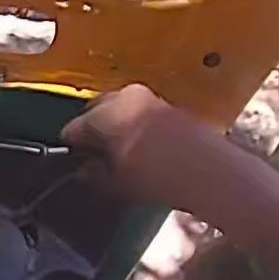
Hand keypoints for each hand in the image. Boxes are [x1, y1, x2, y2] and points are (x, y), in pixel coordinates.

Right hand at [61, 83, 263, 211]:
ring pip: (118, 111)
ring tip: (118, 157)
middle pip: (95, 112)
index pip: (72, 129)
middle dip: (92, 133)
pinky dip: (133, 128)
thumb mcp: (114, 183)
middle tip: (95, 160)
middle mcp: (124, 96)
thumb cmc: (154, 177)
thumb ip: (92, 174)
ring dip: (113, 129)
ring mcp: (148, 97)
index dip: (71, 149)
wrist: (207, 171)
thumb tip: (84, 169)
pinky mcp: (168, 106)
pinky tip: (139, 152)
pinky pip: (138, 114)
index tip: (75, 165)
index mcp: (103, 113)